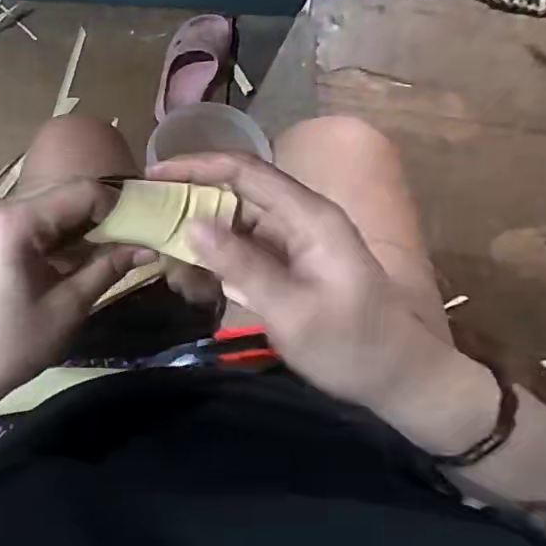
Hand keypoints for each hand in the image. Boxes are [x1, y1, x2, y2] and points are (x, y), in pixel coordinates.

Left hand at [0, 179, 153, 415]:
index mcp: (14, 220)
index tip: (146, 229)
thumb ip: (108, 268)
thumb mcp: (67, 307)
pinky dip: (58, 235)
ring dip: (81, 226)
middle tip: (135, 241)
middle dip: (102, 215)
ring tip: (113, 252)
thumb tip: (149, 247)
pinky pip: (31, 222)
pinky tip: (79, 258)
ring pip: (49, 207)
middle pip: (64, 194)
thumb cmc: (11, 345)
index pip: (83, 191)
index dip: (119, 207)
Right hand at [146, 153, 462, 414]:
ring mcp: (289, 240)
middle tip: (148, 226)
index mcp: (309, 217)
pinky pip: (235, 247)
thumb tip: (192, 225)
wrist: (397, 380)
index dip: (196, 166)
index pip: (245, 172)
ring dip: (195, 239)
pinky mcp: (282, 261)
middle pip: (231, 191)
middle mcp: (297, 218)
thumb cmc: (352, 346)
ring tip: (172, 270)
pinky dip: (209, 260)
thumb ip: (242, 266)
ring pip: (227, 221)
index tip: (152, 176)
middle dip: (187, 204)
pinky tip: (194, 284)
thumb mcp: (292, 311)